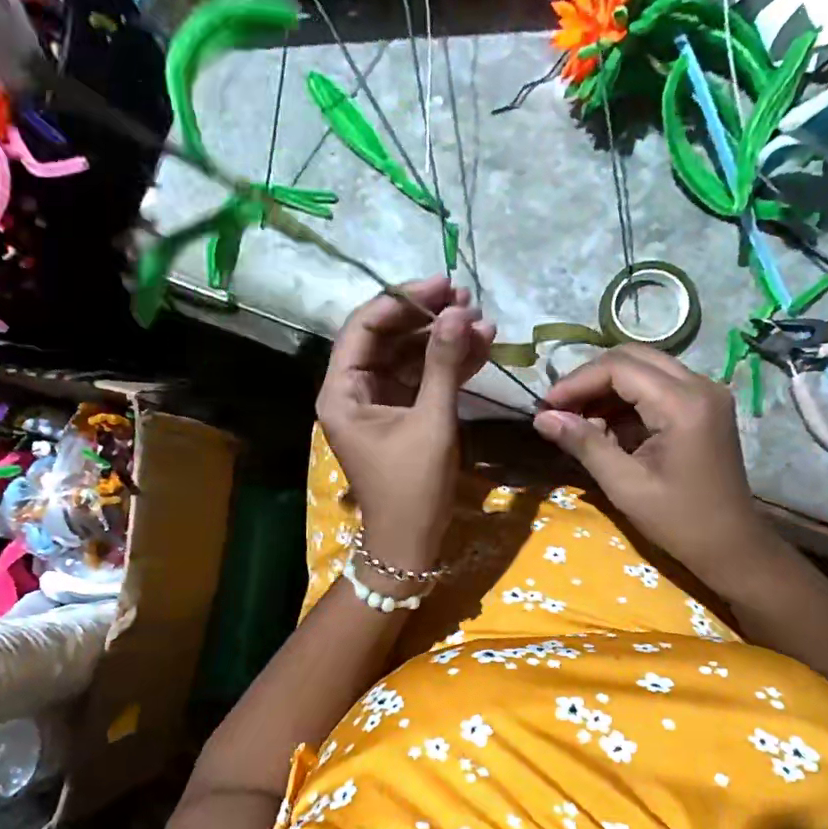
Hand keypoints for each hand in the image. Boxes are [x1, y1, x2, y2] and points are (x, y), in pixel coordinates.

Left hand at [317, 278, 493, 572]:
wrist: (412, 542)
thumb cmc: (412, 487)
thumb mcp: (431, 422)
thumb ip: (444, 366)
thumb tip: (460, 314)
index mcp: (342, 390)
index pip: (365, 327)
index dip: (403, 300)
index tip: (444, 286)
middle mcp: (354, 389)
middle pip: (389, 337)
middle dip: (429, 318)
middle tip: (469, 299)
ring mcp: (379, 402)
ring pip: (410, 356)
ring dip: (445, 340)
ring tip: (485, 323)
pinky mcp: (402, 414)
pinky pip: (422, 379)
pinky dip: (449, 366)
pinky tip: (481, 348)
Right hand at [532, 346, 778, 587]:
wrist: (731, 545)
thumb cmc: (679, 521)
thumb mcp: (625, 485)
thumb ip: (584, 444)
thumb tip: (542, 419)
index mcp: (683, 404)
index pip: (619, 368)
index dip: (576, 382)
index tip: (545, 407)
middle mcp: (700, 385)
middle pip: (632, 358)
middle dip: (590, 380)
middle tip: (559, 410)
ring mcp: (706, 393)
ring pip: (644, 369)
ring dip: (607, 389)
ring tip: (577, 421)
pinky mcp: (704, 406)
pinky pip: (658, 387)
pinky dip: (627, 401)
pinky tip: (605, 427)